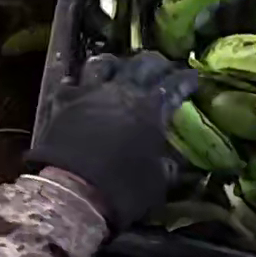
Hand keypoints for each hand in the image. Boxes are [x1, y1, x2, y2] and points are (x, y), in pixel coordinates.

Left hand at [26, 51, 198, 229]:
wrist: (71, 193)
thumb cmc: (122, 189)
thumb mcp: (158, 183)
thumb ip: (167, 167)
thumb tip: (173, 163)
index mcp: (151, 108)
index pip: (174, 84)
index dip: (186, 80)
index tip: (192, 78)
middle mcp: (122, 92)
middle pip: (142, 64)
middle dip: (156, 63)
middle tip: (162, 67)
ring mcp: (89, 94)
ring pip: (103, 64)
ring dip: (115, 64)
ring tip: (119, 68)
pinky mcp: (63, 104)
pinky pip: (71, 84)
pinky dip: (78, 85)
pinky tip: (79, 88)